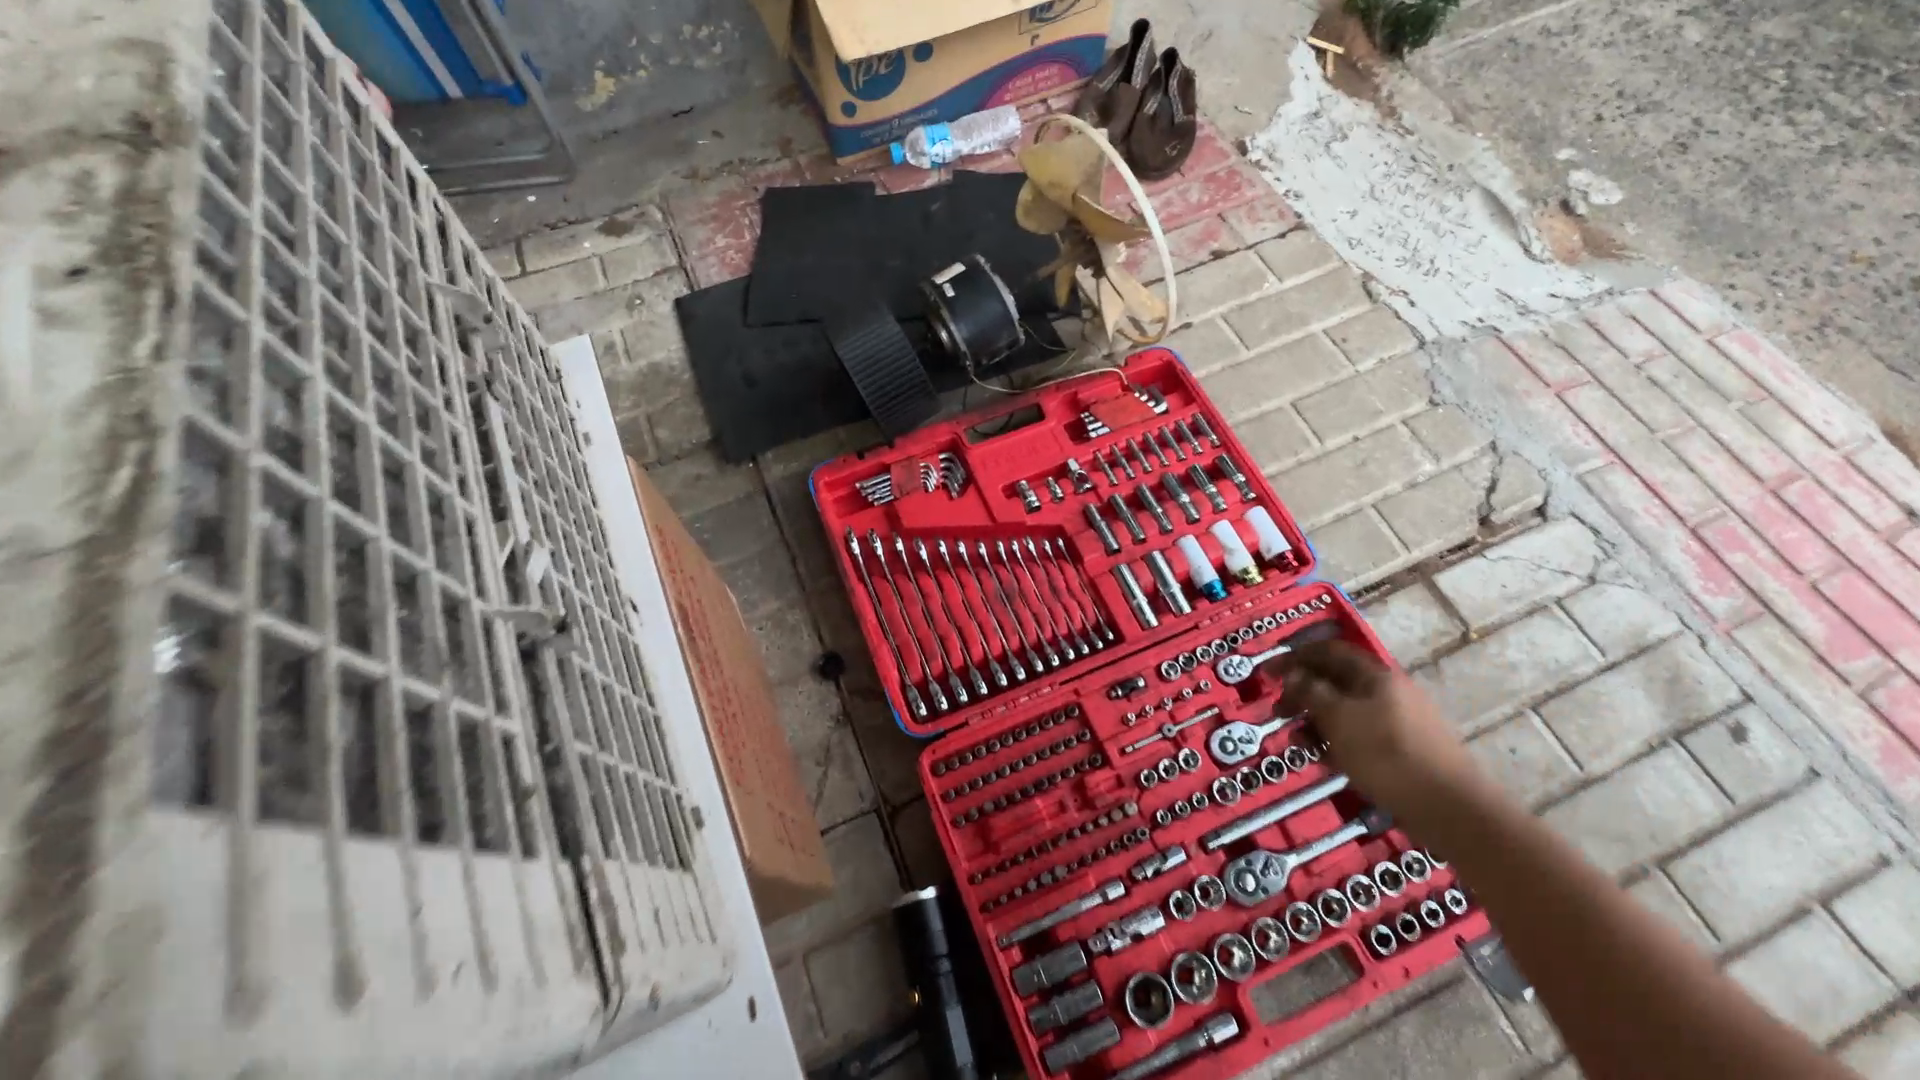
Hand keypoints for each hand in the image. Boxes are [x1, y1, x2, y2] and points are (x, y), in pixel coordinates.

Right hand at [1264, 639, 1479, 817]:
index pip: (1328, 651)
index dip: (1295, 656)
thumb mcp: (1338, 718)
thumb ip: (1311, 692)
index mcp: (1375, 675)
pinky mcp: (1400, 750)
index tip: (1266, 673)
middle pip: (1335, 681)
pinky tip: (1324, 761)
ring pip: (1345, 712)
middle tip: (1278, 713)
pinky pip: (1359, 736)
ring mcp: (1396, 721)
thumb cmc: (1386, 754)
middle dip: (1302, 694)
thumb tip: (1293, 674)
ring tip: (1298, 744)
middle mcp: (1387, 691)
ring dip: (1316, 723)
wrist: (1447, 807)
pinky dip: (1336, 743)